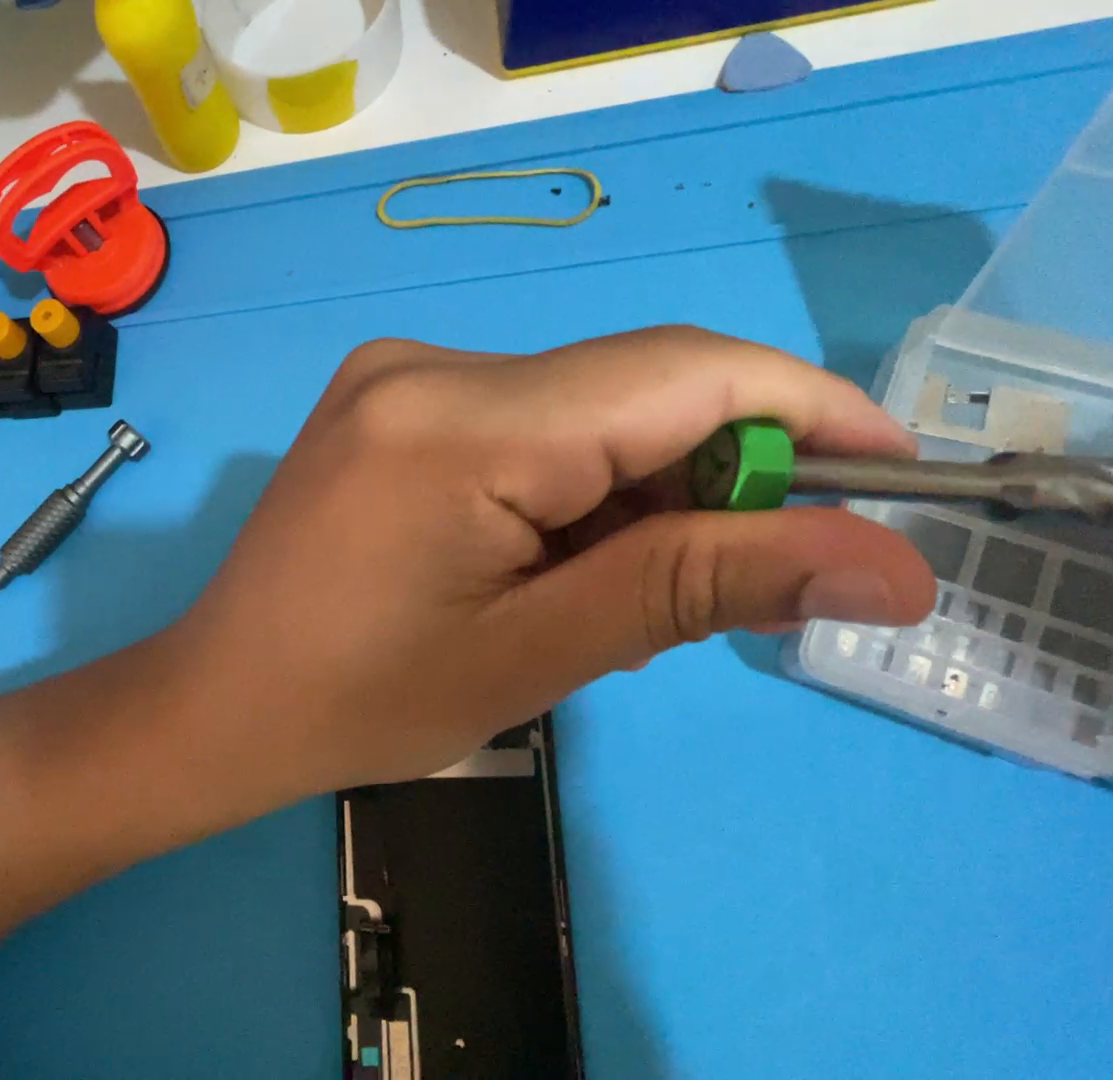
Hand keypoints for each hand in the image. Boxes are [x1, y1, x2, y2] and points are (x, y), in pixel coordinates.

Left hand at [168, 326, 936, 793]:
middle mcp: (427, 366)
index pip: (680, 374)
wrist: (220, 701)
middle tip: (742, 579)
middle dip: (715, 471)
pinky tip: (551, 560)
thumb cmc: (361, 704)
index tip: (892, 479)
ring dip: (639, 488)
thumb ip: (702, 586)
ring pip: (582, 407)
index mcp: (461, 423)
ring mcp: (397, 375)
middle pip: (632, 387)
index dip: (805, 412)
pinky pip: (525, 419)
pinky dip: (574, 482)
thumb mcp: (539, 655)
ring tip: (608, 594)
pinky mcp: (387, 402)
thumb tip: (889, 563)